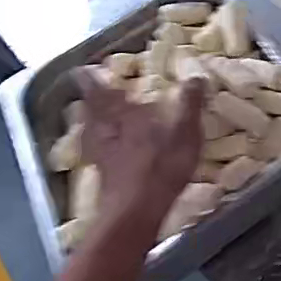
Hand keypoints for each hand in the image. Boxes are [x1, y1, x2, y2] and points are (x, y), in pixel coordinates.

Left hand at [76, 70, 205, 249]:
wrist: (135, 212)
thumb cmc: (162, 166)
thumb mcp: (185, 131)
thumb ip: (190, 104)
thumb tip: (196, 76)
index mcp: (123, 114)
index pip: (100, 90)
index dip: (92, 78)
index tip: (84, 68)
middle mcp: (106, 129)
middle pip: (92, 109)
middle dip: (91, 98)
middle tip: (89, 87)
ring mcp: (101, 153)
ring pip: (91, 129)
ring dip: (92, 119)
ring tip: (96, 113)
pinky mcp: (104, 173)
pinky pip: (98, 149)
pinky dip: (99, 142)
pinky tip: (107, 147)